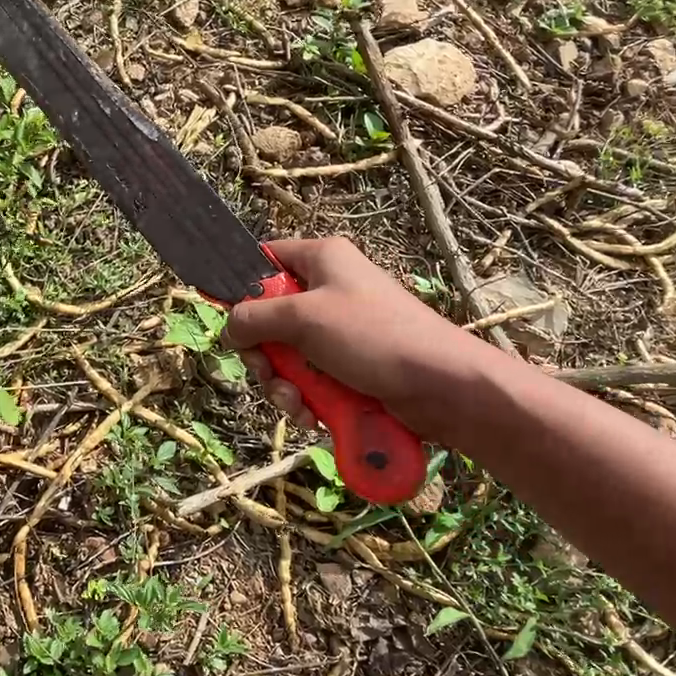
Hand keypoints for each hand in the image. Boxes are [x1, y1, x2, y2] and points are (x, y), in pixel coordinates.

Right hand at [223, 237, 505, 440]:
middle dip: (264, 354)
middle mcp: (328, 289)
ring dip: (283, 384)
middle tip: (267, 372)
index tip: (233, 320)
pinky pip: (310, 379)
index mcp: (321, 259)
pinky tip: (312, 415)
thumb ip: (254, 318)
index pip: (265, 259)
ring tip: (297, 404)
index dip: (243, 286)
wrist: (446, 387)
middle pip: (269, 317)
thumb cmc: (374, 336)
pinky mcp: (350, 365)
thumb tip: (229, 330)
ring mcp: (339, 330)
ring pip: (286, 355)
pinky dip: (305, 398)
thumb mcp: (303, 318)